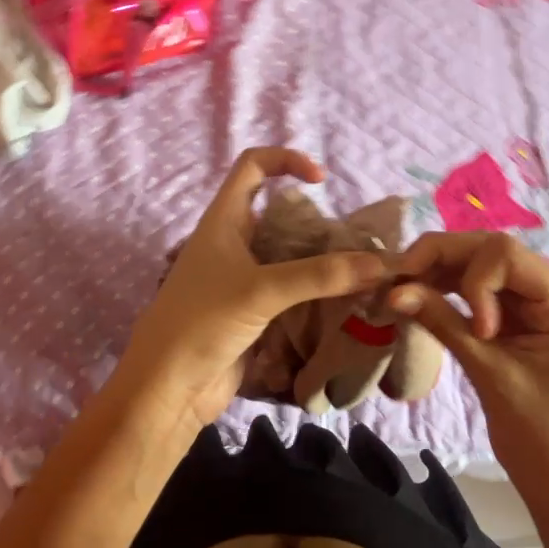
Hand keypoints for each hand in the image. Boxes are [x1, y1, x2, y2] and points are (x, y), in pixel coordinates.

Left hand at [122, 147, 390, 423]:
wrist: (169, 388)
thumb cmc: (202, 322)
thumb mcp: (261, 291)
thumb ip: (319, 276)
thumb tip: (379, 264)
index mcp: (224, 219)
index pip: (253, 165)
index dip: (286, 160)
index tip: (321, 179)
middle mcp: (233, 242)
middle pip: (278, 214)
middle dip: (316, 221)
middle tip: (356, 239)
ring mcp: (242, 278)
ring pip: (288, 256)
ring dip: (321, 261)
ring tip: (362, 272)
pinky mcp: (252, 312)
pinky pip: (291, 291)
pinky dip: (316, 293)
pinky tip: (346, 303)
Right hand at [388, 233, 548, 539]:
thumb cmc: (540, 437)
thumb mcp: (491, 376)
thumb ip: (444, 324)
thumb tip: (393, 290)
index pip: (508, 256)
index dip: (474, 278)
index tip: (474, 330)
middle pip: (492, 251)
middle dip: (444, 258)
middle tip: (403, 278)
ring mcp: (536, 302)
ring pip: (481, 263)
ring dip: (441, 269)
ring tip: (407, 286)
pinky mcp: (518, 315)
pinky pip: (479, 286)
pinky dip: (449, 287)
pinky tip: (423, 295)